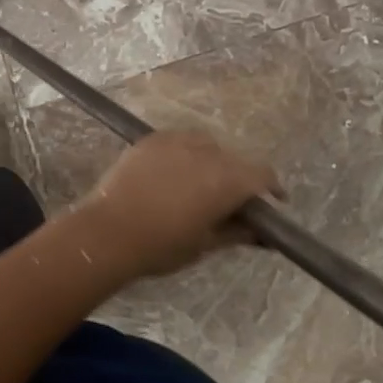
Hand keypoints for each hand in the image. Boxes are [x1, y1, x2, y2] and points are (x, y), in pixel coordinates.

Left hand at [73, 130, 282, 278]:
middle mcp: (206, 152)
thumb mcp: (206, 243)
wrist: (109, 230)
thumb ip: (238, 232)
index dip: (271, 188)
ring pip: (207, 146)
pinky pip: (180, 140)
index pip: (262, 173)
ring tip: (199, 185)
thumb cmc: (162, 245)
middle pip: (234, 159)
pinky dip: (186, 154)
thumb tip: (264, 233)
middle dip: (238, 178)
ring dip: (212, 162)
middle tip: (229, 202)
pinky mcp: (152, 138)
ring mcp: (177, 140)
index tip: (272, 203)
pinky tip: (174, 173)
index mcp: (226, 179)